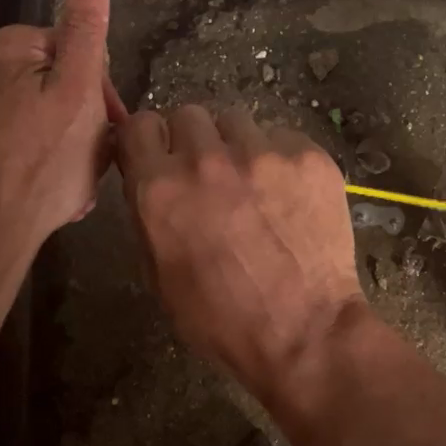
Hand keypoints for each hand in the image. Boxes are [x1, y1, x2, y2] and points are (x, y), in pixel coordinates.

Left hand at [0, 0, 126, 279]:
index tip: (109, 124)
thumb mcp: (79, 91)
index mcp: (8, 47)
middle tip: (97, 155)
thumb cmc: (42, 162)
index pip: (79, 48)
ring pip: (48, 114)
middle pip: (62, 80)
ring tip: (78, 181)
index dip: (101, 88)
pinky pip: (26, 140)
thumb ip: (86, 30)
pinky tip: (54, 191)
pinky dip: (45, 160)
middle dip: (86, 119)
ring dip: (72, 145)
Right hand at [115, 105, 363, 398]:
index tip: (158, 155)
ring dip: (237, 145)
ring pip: (237, 121)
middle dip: (193, 140)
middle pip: (189, 114)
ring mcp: (262, 151)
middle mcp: (207, 158)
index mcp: (160, 189)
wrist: (305, 332)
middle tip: (209, 175)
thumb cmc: (222, 319)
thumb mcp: (160, 274)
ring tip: (254, 185)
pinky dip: (280, 159)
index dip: (148, 140)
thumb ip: (150, 213)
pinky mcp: (307, 154)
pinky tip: (290, 196)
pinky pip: (282, 137)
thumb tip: (151, 178)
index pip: (139, 125)